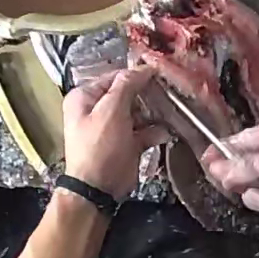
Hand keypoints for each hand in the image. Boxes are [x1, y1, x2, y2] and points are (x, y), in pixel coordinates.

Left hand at [62, 67, 168, 199]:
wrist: (98, 189)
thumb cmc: (99, 147)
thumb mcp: (111, 111)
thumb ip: (127, 86)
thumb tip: (143, 67)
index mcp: (85, 97)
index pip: (114, 78)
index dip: (136, 75)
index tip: (160, 73)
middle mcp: (97, 110)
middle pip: (129, 95)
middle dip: (149, 95)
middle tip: (170, 91)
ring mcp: (113, 128)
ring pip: (139, 113)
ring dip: (156, 114)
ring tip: (173, 110)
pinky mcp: (126, 144)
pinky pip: (144, 132)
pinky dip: (156, 132)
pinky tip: (168, 131)